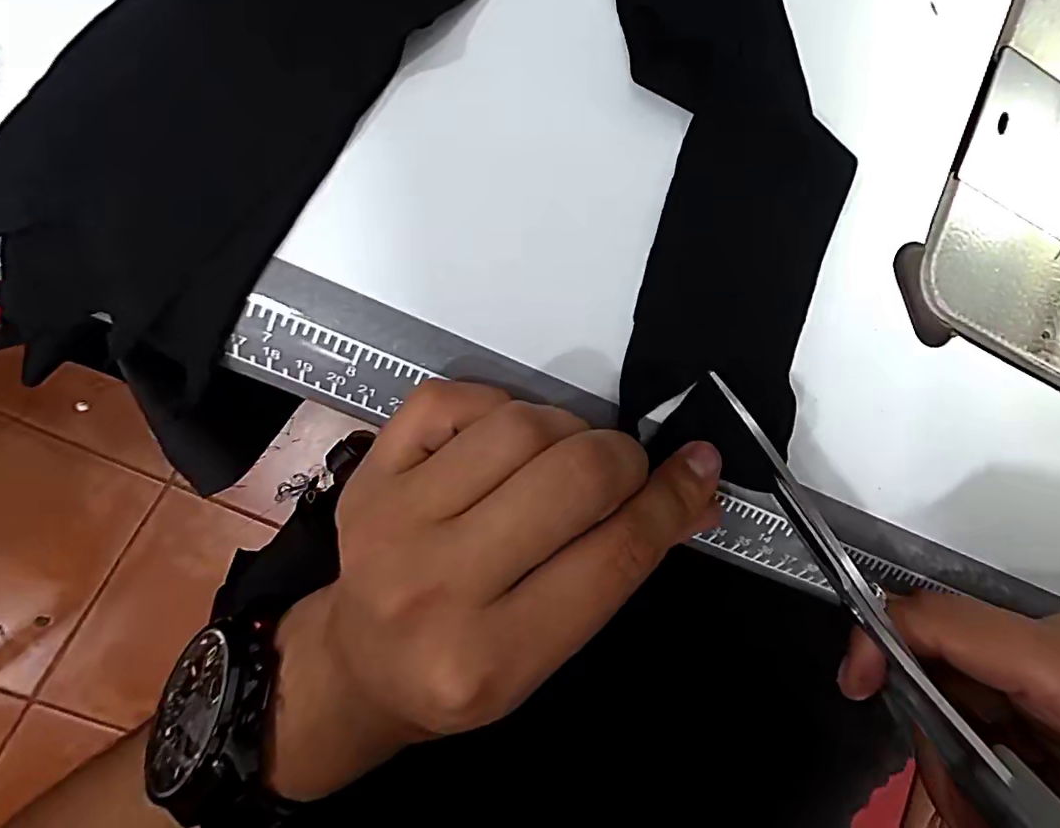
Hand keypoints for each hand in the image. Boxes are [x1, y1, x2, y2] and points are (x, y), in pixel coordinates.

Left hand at [262, 380, 722, 800]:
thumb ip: (624, 562)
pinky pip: (457, 397)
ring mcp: (392, 522)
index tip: (698, 467)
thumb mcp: (552, 644)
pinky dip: (500, 403)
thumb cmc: (467, 662)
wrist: (360, 662)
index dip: (670, 501)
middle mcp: (435, 588)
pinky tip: (504, 437)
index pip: (612, 556)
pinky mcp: (370, 473)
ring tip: (564, 453)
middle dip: (621, 459)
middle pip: (571, 478)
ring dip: (566, 428)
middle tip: (623, 468)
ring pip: (521, 427)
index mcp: (492, 656)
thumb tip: (698, 489)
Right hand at [837, 593, 1059, 827]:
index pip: (949, 618)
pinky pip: (1016, 705)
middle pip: (957, 656)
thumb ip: (991, 796)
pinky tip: (1014, 802)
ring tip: (978, 813)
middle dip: (933, 730)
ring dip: (962, 752)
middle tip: (947, 809)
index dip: (886, 637)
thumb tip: (929, 786)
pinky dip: (997, 754)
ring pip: (981, 686)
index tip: (854, 684)